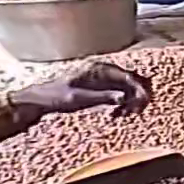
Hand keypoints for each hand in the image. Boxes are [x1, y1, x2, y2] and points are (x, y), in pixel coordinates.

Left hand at [10, 63, 151, 118]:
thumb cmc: (55, 97)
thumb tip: (124, 98)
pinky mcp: (103, 87)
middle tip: (134, 111)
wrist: (41, 100)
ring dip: (131, 102)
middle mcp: (105, 71)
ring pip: (130, 88)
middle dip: (138, 97)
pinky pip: (122, 94)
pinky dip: (124, 103)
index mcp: (99, 69)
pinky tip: (117, 113)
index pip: (129, 76)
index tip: (143, 102)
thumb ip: (102, 97)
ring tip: (124, 115)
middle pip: (133, 81)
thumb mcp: (79, 98)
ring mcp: (105, 79)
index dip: (139, 90)